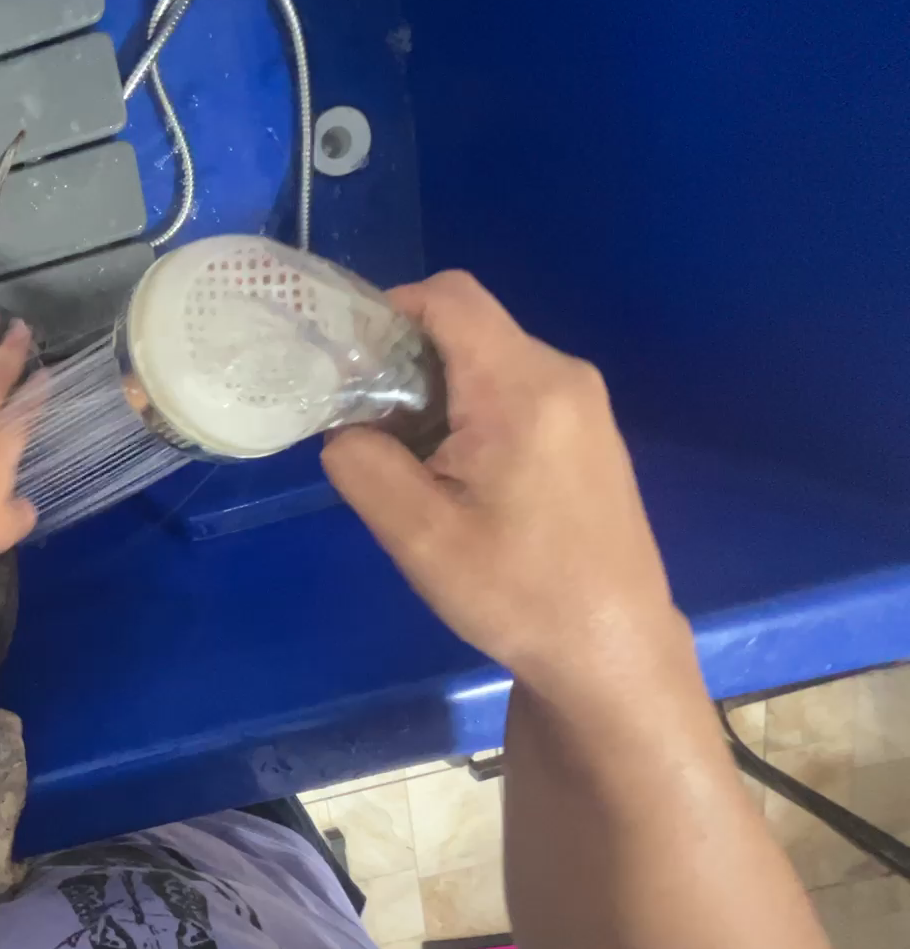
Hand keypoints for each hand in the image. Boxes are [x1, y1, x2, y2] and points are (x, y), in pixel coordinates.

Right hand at [320, 271, 685, 685]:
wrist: (609, 652)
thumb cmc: (514, 591)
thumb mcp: (413, 531)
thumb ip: (359, 462)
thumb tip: (342, 427)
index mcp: (522, 388)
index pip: (447, 297)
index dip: (383, 311)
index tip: (339, 363)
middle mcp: (559, 377)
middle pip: (458, 328)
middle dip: (394, 363)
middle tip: (356, 426)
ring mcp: (575, 403)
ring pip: (473, 361)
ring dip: (419, 394)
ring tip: (395, 460)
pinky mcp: (574, 431)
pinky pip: (497, 391)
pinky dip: (450, 413)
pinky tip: (438, 473)